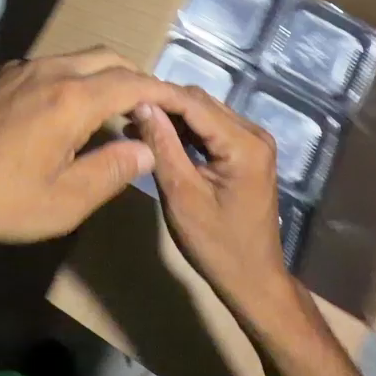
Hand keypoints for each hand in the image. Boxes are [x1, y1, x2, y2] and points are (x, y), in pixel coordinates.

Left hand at [0, 50, 182, 256]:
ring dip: (102, 76)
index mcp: (71, 99)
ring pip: (75, 59)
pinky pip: (47, 67)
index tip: (182, 103)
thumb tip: (145, 149)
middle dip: (135, 77)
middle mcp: (48, 71)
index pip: (132, 83)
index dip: (162, 91)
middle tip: (151, 108)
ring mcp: (19, 69)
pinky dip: (72, 79)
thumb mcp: (63, 201)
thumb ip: (111, 171)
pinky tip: (64, 113)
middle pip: (106, 58)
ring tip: (113, 111)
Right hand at [136, 85, 291, 315]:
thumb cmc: (217, 245)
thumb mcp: (182, 194)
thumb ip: (162, 145)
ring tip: (135, 122)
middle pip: (200, 102)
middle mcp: (253, 133)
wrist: (253, 281)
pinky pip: (211, 126)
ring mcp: (253, 141)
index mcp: (244, 144)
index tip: (122, 94)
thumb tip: (140, 103)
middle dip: (163, 103)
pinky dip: (185, 128)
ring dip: (171, 114)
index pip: (193, 103)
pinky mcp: (246, 151)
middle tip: (125, 109)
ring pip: (204, 111)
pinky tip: (158, 135)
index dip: (157, 95)